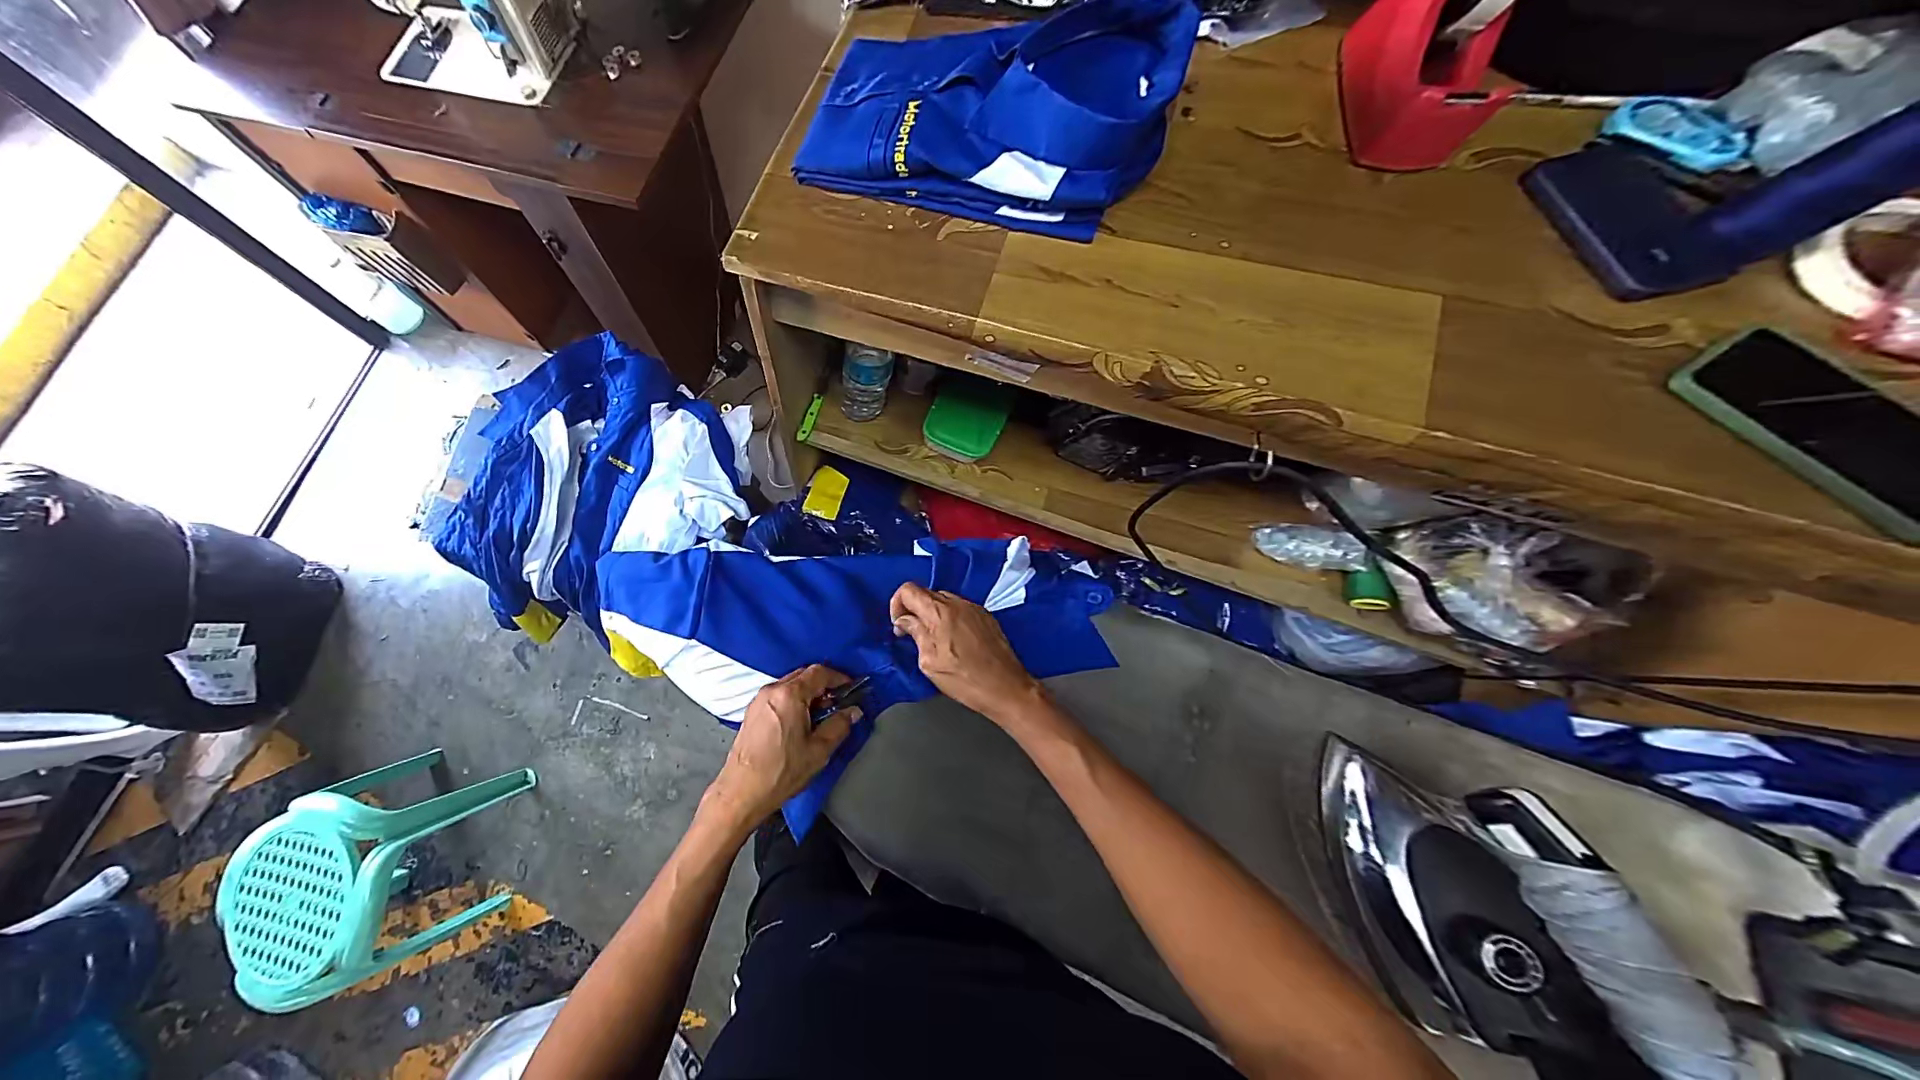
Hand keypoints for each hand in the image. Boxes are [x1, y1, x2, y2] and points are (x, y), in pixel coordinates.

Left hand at [705, 665, 860, 829]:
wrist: (741, 793)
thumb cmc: (780, 772)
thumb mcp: (819, 750)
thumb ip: (840, 725)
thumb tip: (853, 712)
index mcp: (789, 695)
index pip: (819, 672)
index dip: (840, 677)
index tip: (851, 688)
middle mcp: (771, 691)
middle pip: (804, 675)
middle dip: (824, 685)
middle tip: (839, 704)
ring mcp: (758, 701)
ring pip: (790, 686)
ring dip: (808, 694)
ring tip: (821, 716)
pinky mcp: (752, 713)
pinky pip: (778, 697)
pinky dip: (794, 702)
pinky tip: (800, 723)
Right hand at [889, 583, 1045, 723]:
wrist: (1006, 687)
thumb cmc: (967, 680)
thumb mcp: (930, 662)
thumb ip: (916, 634)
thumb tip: (905, 621)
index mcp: (940, 612)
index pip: (909, 589)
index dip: (897, 605)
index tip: (899, 624)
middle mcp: (958, 603)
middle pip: (926, 594)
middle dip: (915, 611)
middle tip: (912, 635)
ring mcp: (975, 608)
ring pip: (944, 601)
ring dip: (933, 615)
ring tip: (934, 641)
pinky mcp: (986, 617)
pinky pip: (961, 609)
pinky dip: (951, 619)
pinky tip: (954, 642)